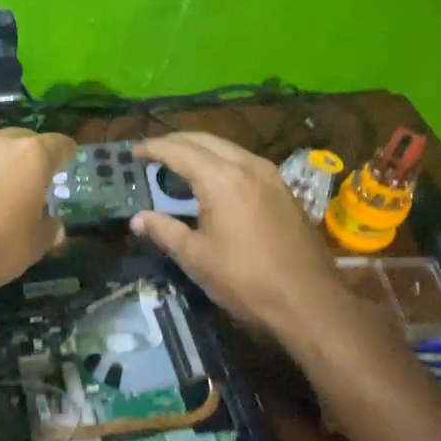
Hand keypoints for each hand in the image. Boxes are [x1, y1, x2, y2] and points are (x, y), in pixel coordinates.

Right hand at [130, 132, 341, 331]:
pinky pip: (245, 163)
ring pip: (228, 148)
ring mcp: (271, 176)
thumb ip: (164, 231)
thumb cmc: (244, 280)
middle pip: (206, 140)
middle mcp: (248, 166)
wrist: (307, 300)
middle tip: (152, 153)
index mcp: (222, 179)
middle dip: (176, 142)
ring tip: (178, 163)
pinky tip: (213, 181)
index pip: (180, 151)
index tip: (134, 151)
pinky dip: (222, 162)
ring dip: (201, 150)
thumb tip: (138, 220)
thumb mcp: (196, 257)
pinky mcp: (283, 190)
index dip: (153, 148)